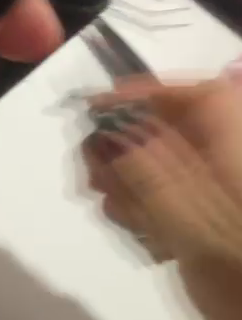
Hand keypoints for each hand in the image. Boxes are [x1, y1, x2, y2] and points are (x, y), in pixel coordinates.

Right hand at [85, 74, 241, 319]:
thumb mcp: (196, 226)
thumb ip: (151, 175)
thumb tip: (110, 129)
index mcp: (239, 157)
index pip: (204, 95)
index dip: (147, 92)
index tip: (91, 110)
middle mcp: (233, 164)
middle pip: (171, 126)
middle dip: (120, 143)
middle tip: (96, 177)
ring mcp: (221, 191)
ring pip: (156, 160)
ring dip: (122, 179)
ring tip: (122, 211)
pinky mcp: (208, 216)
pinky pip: (159, 191)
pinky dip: (136, 202)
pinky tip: (138, 226)